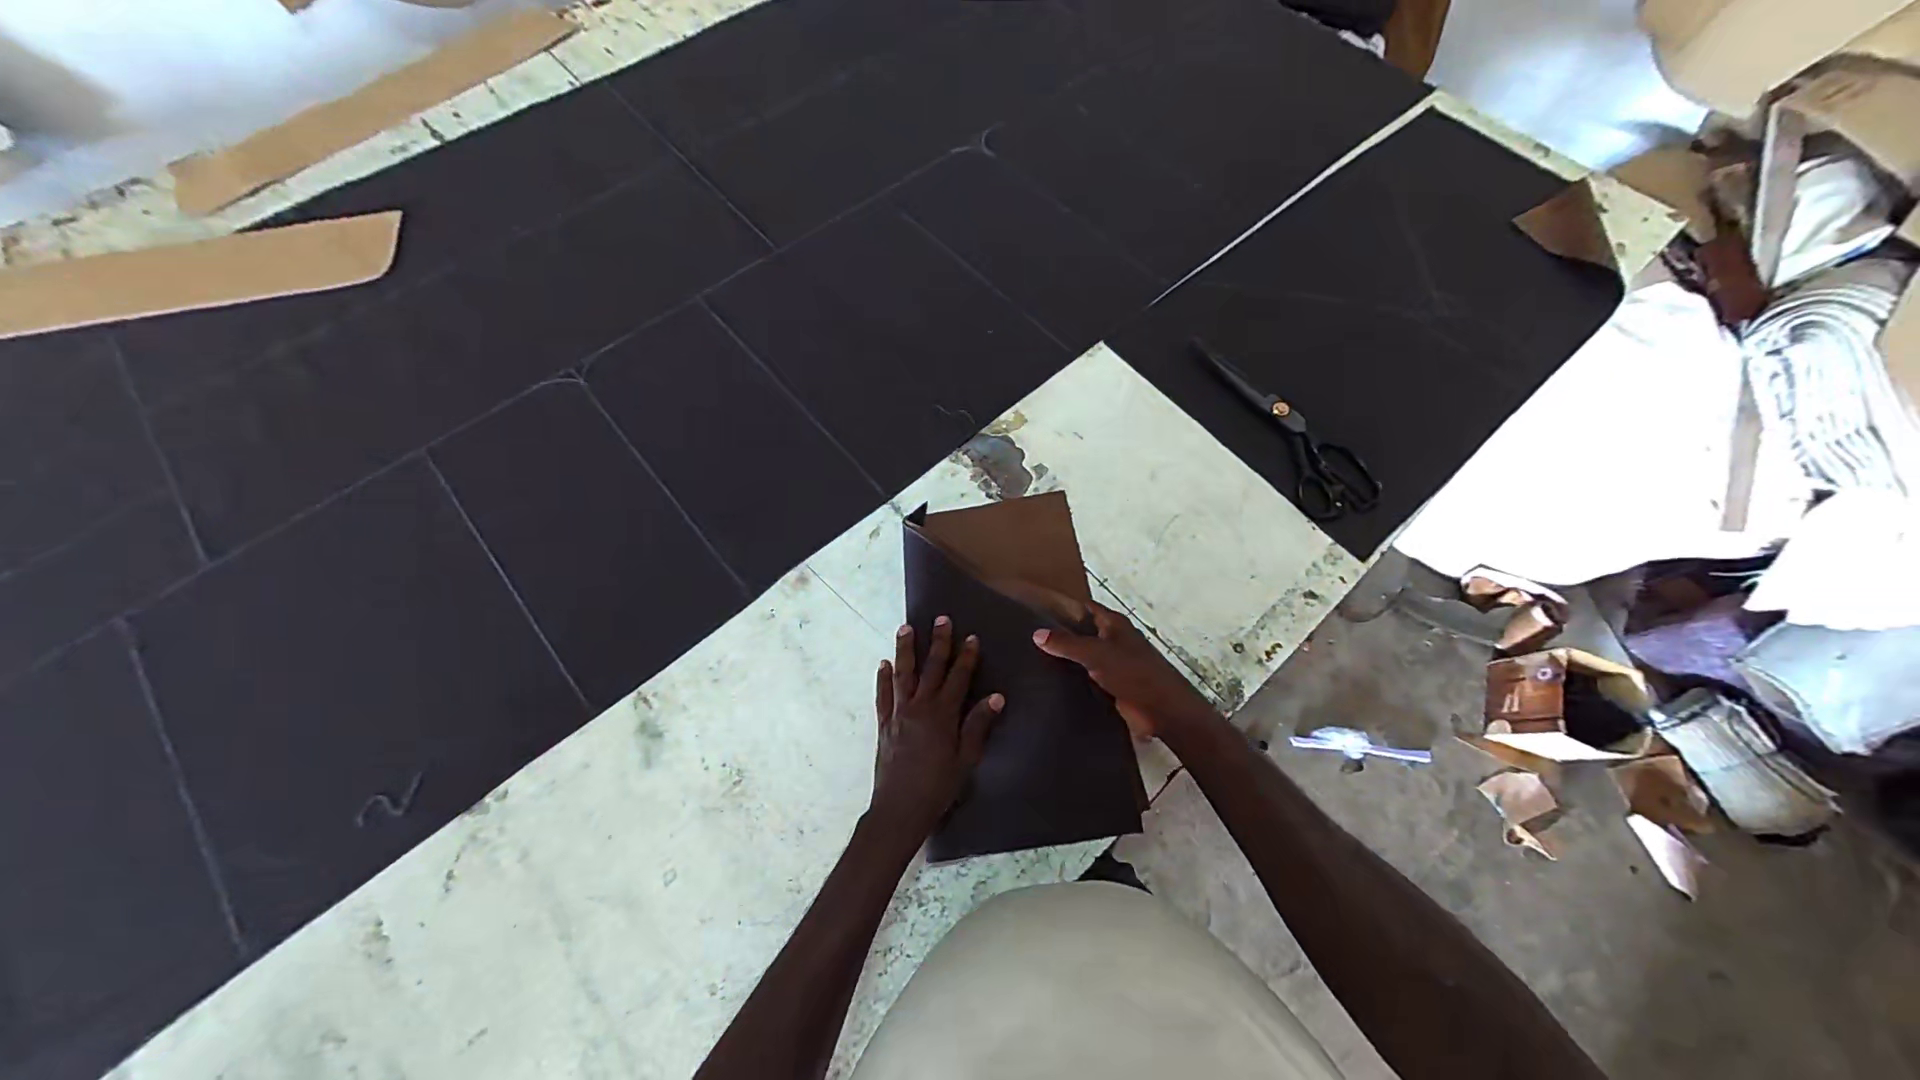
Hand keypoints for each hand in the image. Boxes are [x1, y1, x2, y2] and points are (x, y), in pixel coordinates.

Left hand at [869, 617, 1002, 843]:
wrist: (899, 808)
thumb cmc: (938, 786)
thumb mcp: (966, 759)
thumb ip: (978, 725)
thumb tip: (996, 697)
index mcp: (943, 714)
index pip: (958, 678)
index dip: (966, 657)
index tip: (971, 636)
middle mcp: (919, 707)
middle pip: (930, 668)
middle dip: (938, 642)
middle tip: (941, 618)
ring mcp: (898, 713)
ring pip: (903, 674)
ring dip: (905, 650)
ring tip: (906, 627)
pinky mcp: (884, 724)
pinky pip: (883, 695)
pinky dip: (883, 678)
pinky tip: (884, 664)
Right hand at [1032, 601, 1217, 739]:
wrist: (1163, 711)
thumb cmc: (1135, 673)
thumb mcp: (1097, 654)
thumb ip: (1067, 643)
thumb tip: (1037, 633)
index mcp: (1113, 624)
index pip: (1083, 607)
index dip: (1062, 606)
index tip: (1035, 610)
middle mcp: (1112, 640)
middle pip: (1081, 632)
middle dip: (1059, 635)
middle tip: (1026, 636)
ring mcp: (1112, 664)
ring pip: (1082, 657)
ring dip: (1064, 659)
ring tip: (1030, 659)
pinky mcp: (1110, 687)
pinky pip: (1085, 678)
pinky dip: (1071, 679)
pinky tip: (1049, 683)